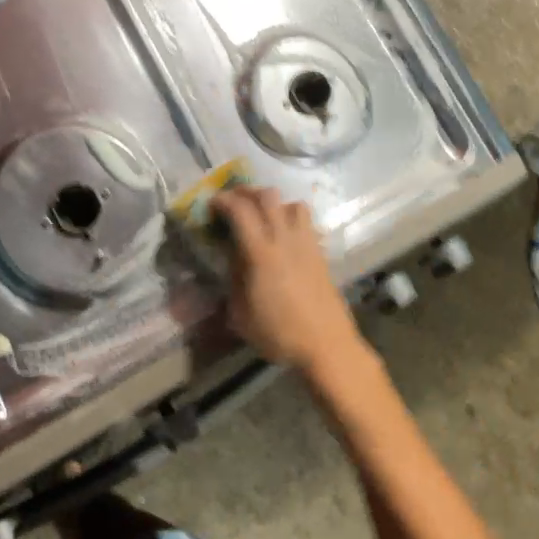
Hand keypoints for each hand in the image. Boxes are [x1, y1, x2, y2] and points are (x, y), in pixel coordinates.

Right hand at [210, 186, 367, 378]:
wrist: (326, 346)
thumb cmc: (279, 334)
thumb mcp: (241, 314)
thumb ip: (233, 280)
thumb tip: (232, 259)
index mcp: (261, 253)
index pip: (240, 210)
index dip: (222, 200)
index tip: (211, 204)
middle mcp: (285, 239)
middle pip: (268, 196)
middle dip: (247, 193)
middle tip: (233, 203)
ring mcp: (306, 243)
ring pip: (292, 202)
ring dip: (274, 203)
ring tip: (262, 217)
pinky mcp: (320, 253)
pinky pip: (306, 222)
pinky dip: (291, 218)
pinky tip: (283, 236)